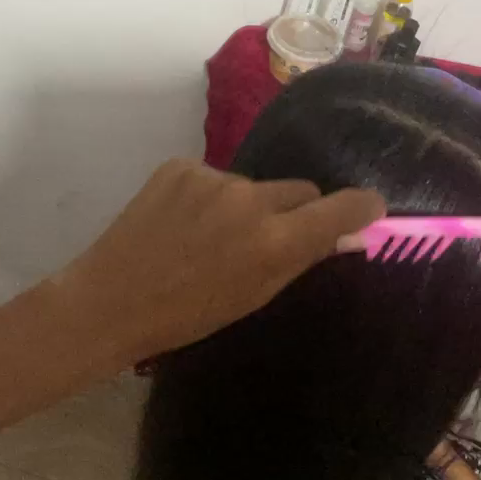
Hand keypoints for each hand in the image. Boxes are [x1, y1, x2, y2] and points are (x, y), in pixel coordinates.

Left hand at [51, 159, 384, 366]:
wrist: (111, 299)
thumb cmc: (188, 313)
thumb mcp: (254, 295)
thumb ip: (305, 257)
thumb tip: (353, 234)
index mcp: (274, 241)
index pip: (342, 206)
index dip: (362, 206)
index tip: (369, 209)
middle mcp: (249, 199)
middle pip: (300, 190)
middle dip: (296, 212)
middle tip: (268, 241)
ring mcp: (211, 177)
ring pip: (253, 186)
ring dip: (247, 206)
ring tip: (210, 238)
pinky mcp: (179, 165)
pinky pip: (215, 178)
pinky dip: (210, 198)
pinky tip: (184, 224)